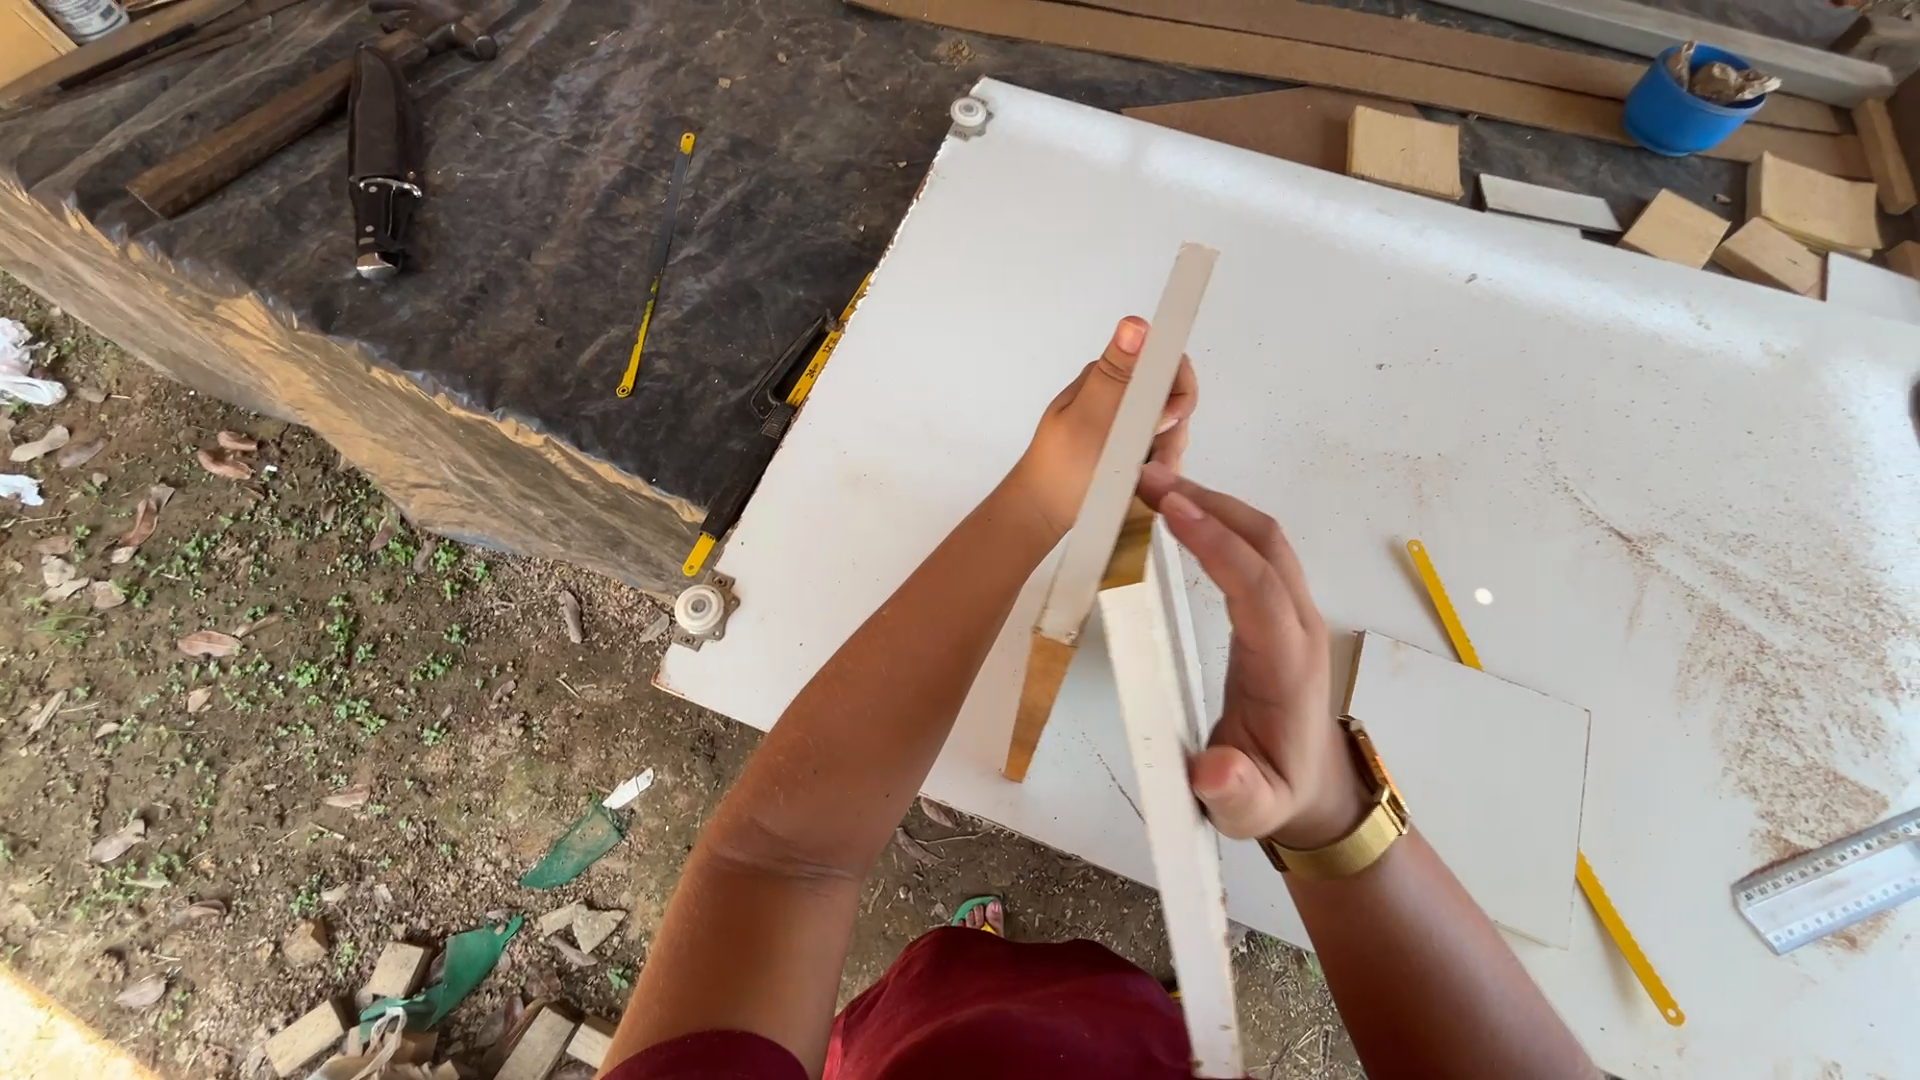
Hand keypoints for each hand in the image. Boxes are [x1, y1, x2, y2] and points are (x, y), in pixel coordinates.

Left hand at [1008, 317, 1197, 538]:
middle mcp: (1117, 392)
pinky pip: (1158, 447)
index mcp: (1107, 375)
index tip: (1167, 421)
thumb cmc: (1061, 468)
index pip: (1164, 360)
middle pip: (1171, 395)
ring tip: (1147, 477)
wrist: (1043, 510)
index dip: (1177, 388)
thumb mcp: (1089, 418)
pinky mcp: (1126, 444)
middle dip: (1173, 428)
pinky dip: (1160, 464)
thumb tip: (1134, 325)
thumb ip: (1115, 375)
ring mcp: (1122, 419)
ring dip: (1168, 451)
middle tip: (1155, 459)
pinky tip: (1146, 481)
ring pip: (1169, 425)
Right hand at [1136, 464, 1369, 848]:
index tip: (1169, 509)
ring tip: (1155, 486)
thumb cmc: (1273, 792)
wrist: (1314, 787)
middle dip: (1209, 503)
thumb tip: (1214, 772)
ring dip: (1213, 504)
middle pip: (1266, 543)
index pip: (1258, 588)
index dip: (1216, 545)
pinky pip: (1255, 550)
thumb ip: (1235, 795)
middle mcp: (1299, 626)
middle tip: (1148, 481)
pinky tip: (1181, 513)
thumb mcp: (1251, 810)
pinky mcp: (1280, 610)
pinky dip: (1219, 520)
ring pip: (1263, 538)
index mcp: (1288, 665)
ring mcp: (1294, 614)